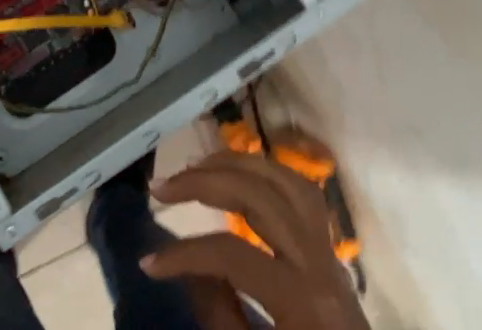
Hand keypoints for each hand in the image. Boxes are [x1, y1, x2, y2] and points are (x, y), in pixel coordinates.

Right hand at [145, 151, 366, 329]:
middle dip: (206, 183)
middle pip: (262, 198)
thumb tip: (192, 268)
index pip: (233, 253)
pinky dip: (268, 176)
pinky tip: (239, 177)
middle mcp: (322, 267)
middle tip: (162, 187)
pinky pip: (304, 197)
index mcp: (303, 303)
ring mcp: (333, 257)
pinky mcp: (334, 258)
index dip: (185, 253)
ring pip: (288, 183)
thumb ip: (220, 317)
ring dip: (238, 166)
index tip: (148, 264)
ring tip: (197, 166)